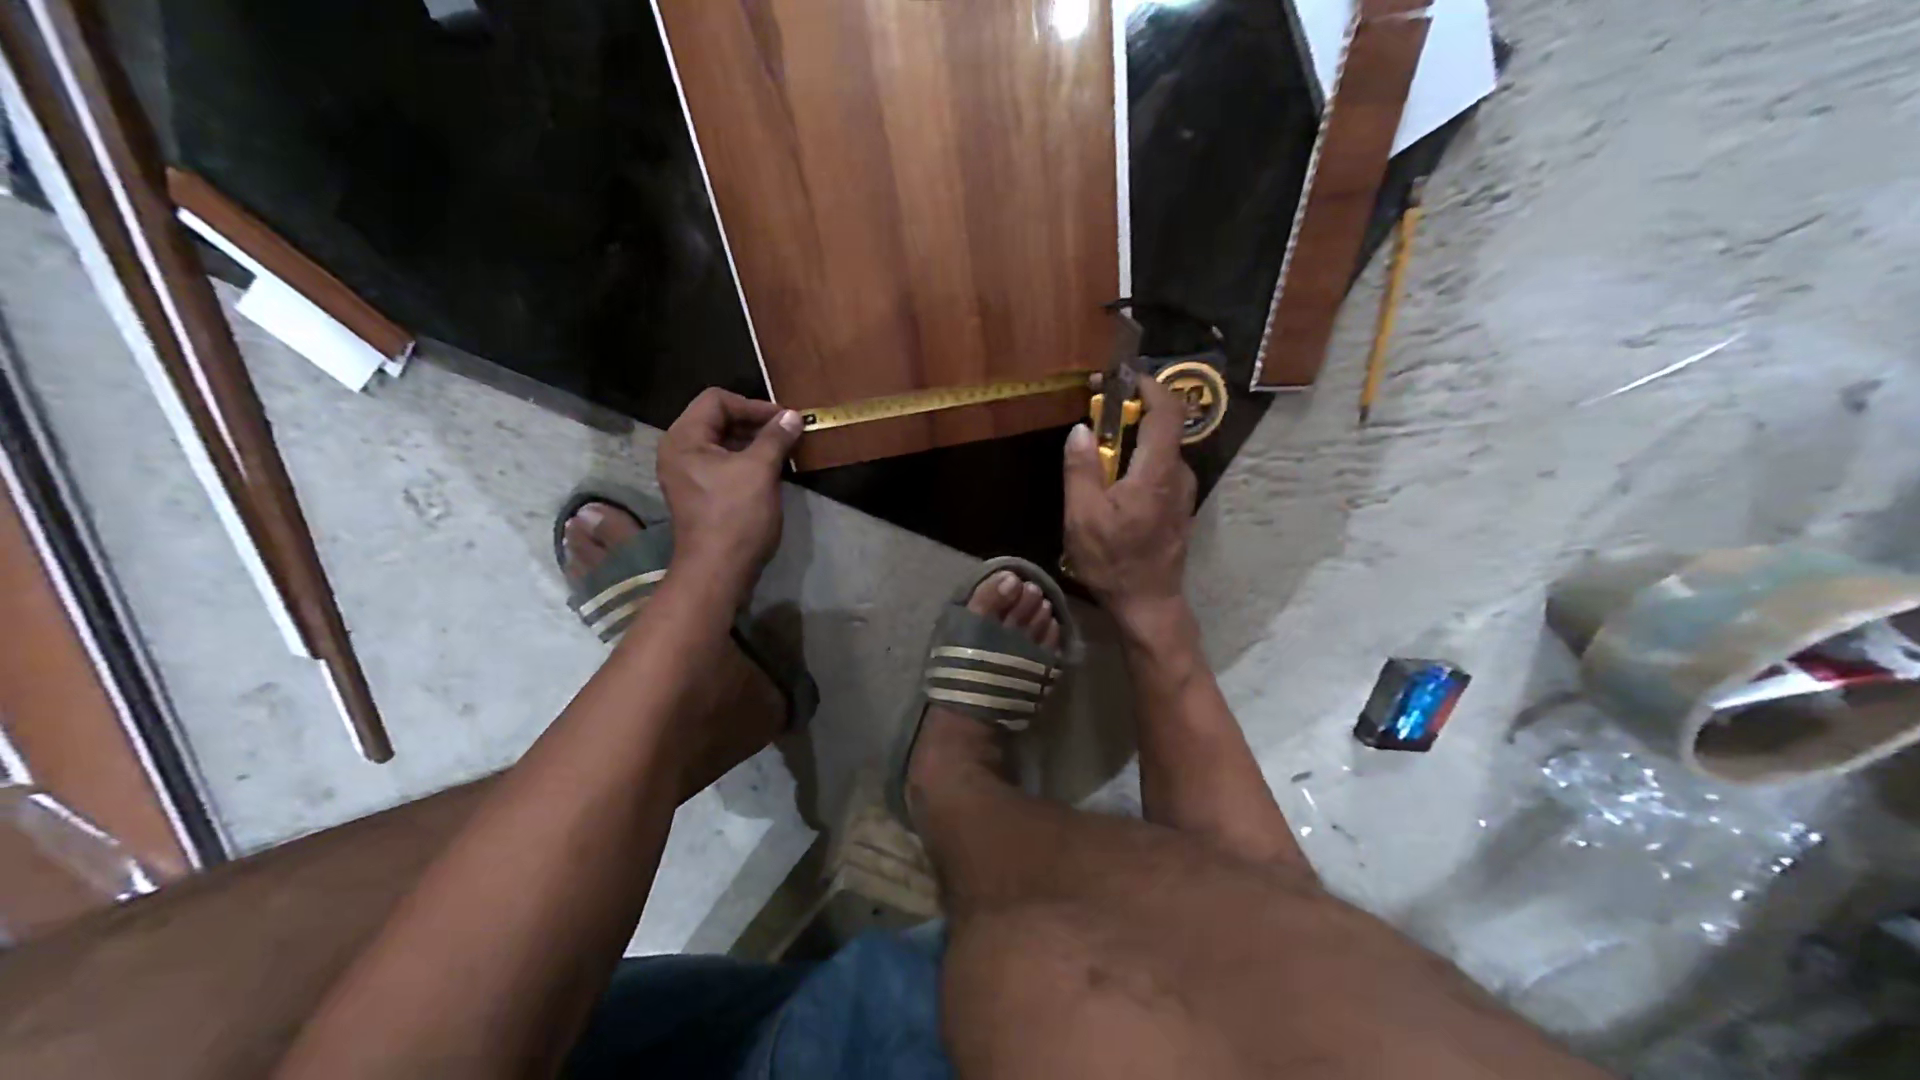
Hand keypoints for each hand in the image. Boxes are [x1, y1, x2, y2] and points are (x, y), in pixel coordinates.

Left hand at [657, 388, 802, 593]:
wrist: (719, 571)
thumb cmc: (736, 516)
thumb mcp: (760, 471)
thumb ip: (776, 437)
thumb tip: (793, 416)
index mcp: (684, 439)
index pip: (717, 400)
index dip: (753, 405)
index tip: (784, 419)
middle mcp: (679, 451)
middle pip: (718, 419)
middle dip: (755, 423)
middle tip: (788, 433)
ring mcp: (688, 474)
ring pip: (723, 443)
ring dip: (754, 442)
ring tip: (785, 450)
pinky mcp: (700, 493)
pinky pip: (723, 464)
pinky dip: (747, 461)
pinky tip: (772, 469)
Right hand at [1063, 375, 1197, 629]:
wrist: (1149, 604)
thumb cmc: (1114, 561)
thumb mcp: (1083, 517)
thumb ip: (1081, 469)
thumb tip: (1081, 430)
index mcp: (1157, 472)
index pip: (1168, 412)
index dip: (1150, 388)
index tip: (1124, 380)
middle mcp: (1178, 476)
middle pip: (1163, 430)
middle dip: (1132, 417)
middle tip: (1098, 420)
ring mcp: (1182, 494)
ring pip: (1160, 453)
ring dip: (1133, 444)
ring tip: (1100, 458)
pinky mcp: (1178, 508)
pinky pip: (1159, 472)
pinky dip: (1139, 465)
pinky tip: (1114, 487)